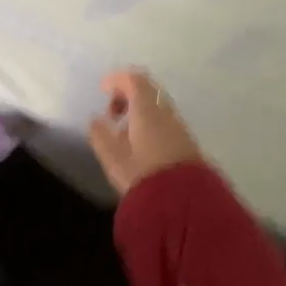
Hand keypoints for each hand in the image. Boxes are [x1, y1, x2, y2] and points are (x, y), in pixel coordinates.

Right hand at [87, 68, 203, 196]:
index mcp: (147, 109)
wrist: (186, 205)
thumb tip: (96, 120)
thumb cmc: (142, 174)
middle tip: (112, 114)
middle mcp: (167, 113)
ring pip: (158, 109)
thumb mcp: (112, 156)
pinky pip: (166, 124)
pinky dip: (151, 126)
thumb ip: (99, 133)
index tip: (102, 90)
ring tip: (124, 135)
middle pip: (148, 92)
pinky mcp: (189, 146)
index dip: (116, 80)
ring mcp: (181, 129)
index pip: (134, 79)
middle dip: (127, 98)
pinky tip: (141, 148)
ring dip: (139, 114)